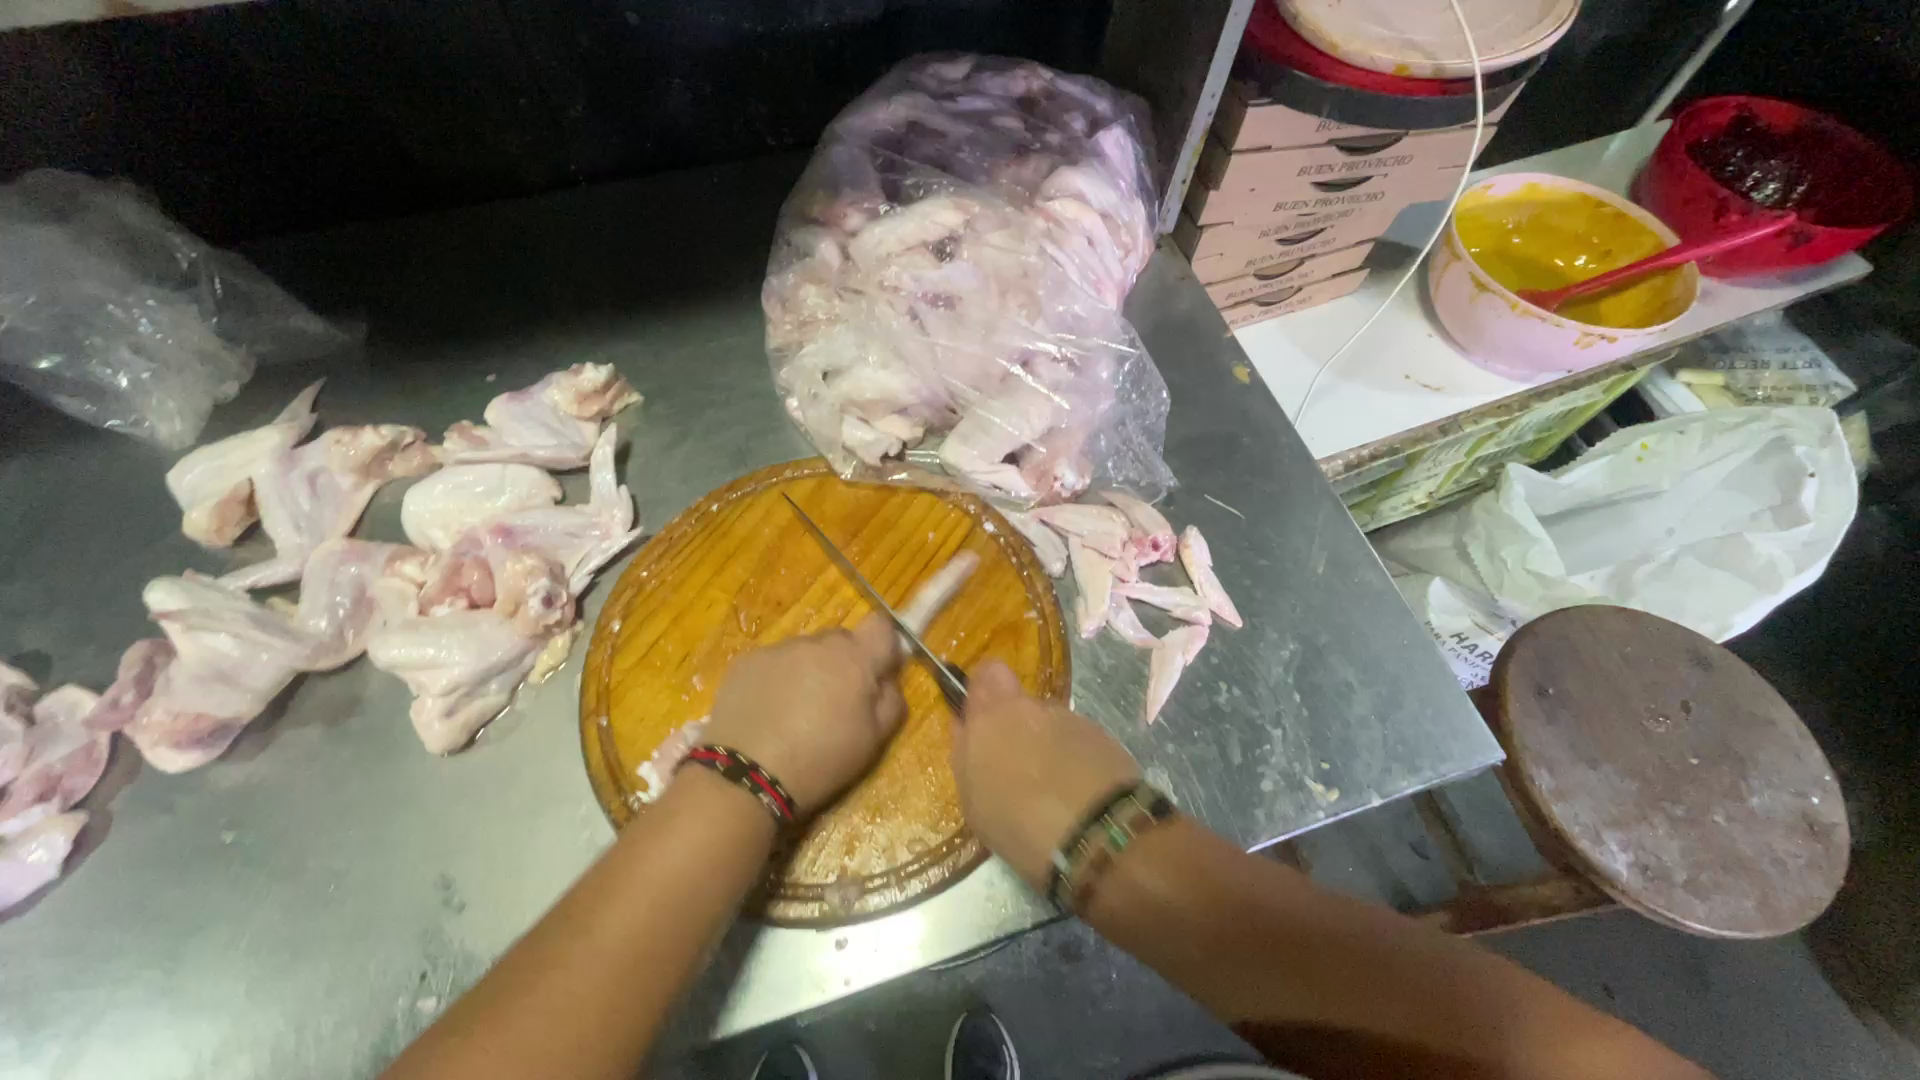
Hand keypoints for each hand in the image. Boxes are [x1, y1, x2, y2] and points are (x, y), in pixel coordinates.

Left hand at [702, 615, 905, 816]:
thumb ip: (890, 700)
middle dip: (844, 664)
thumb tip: (887, 679)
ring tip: (794, 713)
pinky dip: (777, 679)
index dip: (883, 646)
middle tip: (835, 704)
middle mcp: (816, 643)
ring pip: (805, 651)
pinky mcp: (746, 661)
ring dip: (809, 671)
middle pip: (841, 640)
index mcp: (854, 659)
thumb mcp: (873, 741)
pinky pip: (774, 662)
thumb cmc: (820, 761)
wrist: (746, 776)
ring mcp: (778, 649)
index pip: (881, 626)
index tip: (877, 674)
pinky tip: (767, 713)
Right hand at [950, 660, 1140, 888]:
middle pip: (1021, 706)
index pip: (986, 673)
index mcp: (992, 716)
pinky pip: (1080, 743)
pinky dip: (1077, 761)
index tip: (985, 722)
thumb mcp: (974, 802)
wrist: (1096, 836)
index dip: (986, 692)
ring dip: (1049, 748)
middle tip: (1020, 771)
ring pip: (1051, 725)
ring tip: (1055, 792)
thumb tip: (965, 728)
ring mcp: (1071, 720)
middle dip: (1019, 729)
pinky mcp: (1104, 737)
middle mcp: (1032, 708)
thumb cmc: (1018, 823)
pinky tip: (1080, 795)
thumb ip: (966, 756)